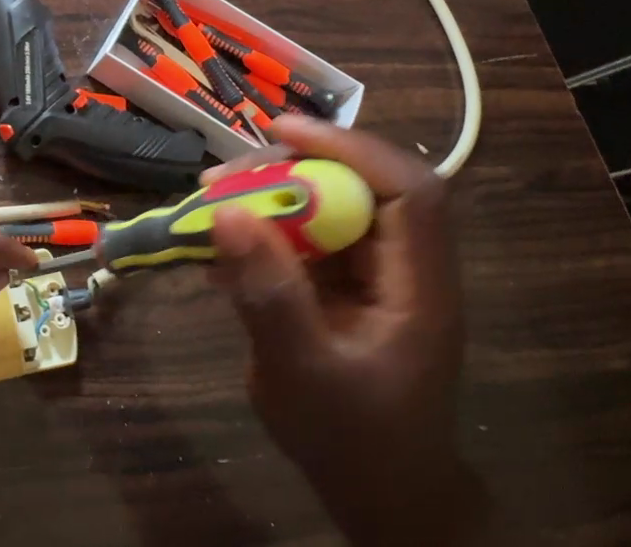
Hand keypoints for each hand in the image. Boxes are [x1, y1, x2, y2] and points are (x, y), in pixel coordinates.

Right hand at [209, 116, 485, 543]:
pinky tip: (219, 247)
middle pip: (362, 189)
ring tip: (210, 203)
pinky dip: (263, 233)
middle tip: (222, 177)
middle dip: (291, 170)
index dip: (350, 149)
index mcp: (421, 287)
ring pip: (328, 210)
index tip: (281, 131)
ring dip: (269, 198)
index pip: (408, 191)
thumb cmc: (353, 441)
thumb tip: (226, 212)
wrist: (382, 498)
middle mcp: (404, 270)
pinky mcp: (346, 291)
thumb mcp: (303, 371)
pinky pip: (305, 241)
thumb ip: (269, 293)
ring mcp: (376, 279)